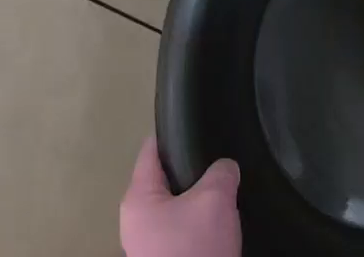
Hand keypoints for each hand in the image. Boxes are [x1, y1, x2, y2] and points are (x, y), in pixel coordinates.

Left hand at [120, 138, 239, 256]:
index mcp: (137, 198)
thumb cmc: (192, 247)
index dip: (176, 131)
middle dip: (195, 167)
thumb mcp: (215, 198)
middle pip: (168, 177)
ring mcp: (149, 242)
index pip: (153, 148)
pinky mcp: (166, 256)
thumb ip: (222, 171)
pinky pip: (185, 227)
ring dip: (201, 198)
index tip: (200, 121)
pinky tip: (221, 219)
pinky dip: (201, 221)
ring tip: (227, 187)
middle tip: (222, 158)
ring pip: (180, 204)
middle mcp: (136, 219)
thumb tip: (225, 168)